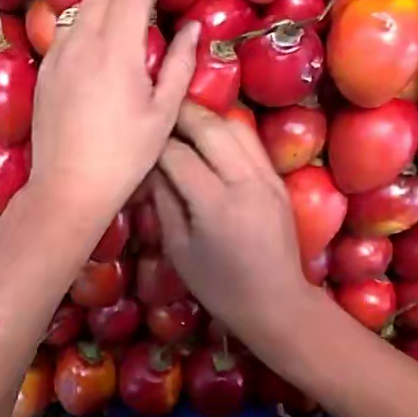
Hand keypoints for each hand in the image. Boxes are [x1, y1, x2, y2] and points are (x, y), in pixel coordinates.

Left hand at [28, 0, 199, 223]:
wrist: (69, 185)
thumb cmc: (125, 154)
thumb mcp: (163, 112)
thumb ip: (179, 63)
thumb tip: (191, 28)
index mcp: (117, 49)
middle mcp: (82, 42)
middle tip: (149, 8)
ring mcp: (58, 55)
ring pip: (79, 7)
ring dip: (104, 5)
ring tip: (123, 30)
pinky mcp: (44, 70)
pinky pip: (64, 31)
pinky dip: (84, 27)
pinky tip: (98, 54)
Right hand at [149, 104, 316, 330]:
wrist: (277, 304)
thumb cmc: (220, 286)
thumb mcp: (179, 249)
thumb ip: (164, 202)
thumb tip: (150, 167)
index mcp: (216, 205)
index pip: (179, 156)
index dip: (155, 145)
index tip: (139, 143)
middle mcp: (246, 182)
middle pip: (210, 128)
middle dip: (181, 115)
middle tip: (158, 113)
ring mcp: (267, 178)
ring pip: (235, 126)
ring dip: (207, 118)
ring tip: (183, 121)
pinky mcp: (278, 179)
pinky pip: (251, 141)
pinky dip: (227, 131)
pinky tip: (209, 139)